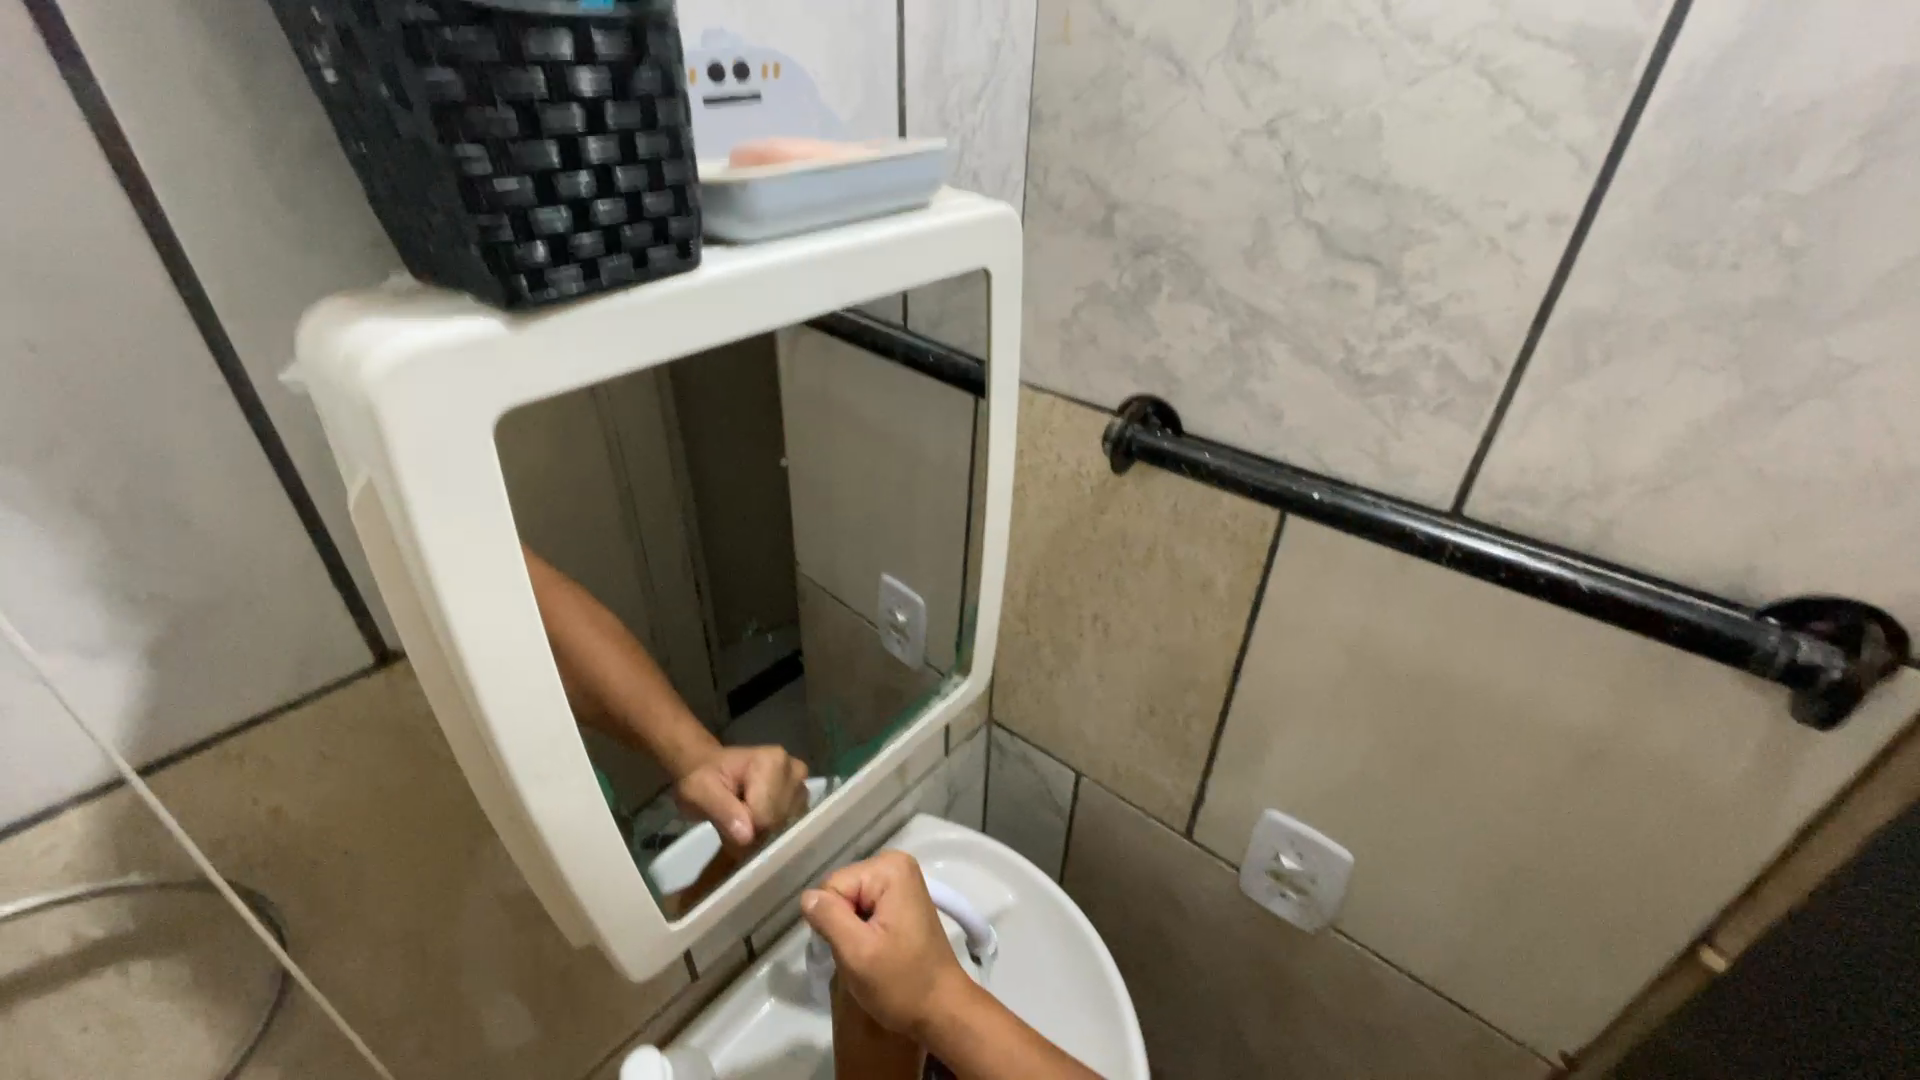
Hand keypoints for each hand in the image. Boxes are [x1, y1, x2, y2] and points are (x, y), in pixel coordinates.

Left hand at [674, 745, 808, 849]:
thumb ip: (723, 811)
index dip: (743, 830)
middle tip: (732, 822)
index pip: (765, 815)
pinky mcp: (802, 795)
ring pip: (785, 825)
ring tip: (743, 818)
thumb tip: (748, 837)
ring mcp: (801, 782)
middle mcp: (794, 769)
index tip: (726, 826)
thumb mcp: (699, 792)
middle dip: (754, 832)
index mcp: (771, 761)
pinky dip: (773, 830)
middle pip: (777, 821)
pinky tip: (758, 819)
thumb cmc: (702, 778)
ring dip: (763, 832)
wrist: (709, 767)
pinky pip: (791, 824)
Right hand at [801, 852, 974, 1039]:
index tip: (853, 950)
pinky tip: (877, 950)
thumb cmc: (902, 983)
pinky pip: (865, 908)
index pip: (833, 886)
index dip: (833, 922)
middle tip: (861, 956)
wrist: (941, 1008)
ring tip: (870, 955)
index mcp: (889, 868)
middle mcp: (896, 864)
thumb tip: (807, 897)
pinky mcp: (902, 899)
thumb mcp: (857, 953)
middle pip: (842, 890)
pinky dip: (863, 931)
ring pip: (850, 902)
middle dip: (842, 924)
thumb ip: (828, 918)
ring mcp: (901, 881)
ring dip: (851, 930)